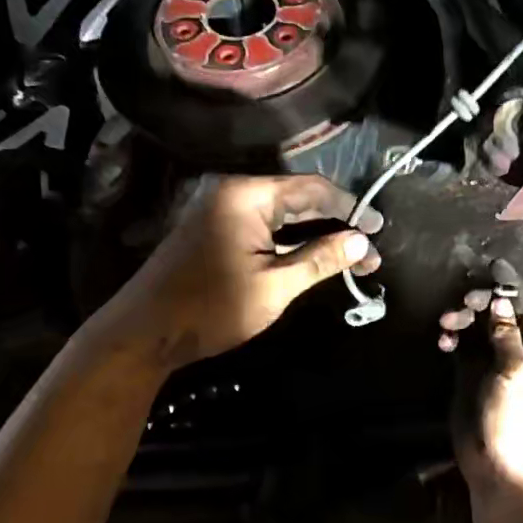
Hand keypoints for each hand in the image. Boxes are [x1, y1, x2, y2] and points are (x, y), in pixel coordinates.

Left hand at [83, 174, 382, 370]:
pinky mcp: (215, 230)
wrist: (143, 332)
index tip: (379, 228)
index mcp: (246, 195)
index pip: (311, 189)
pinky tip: (314, 257)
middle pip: (297, 199)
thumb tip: (362, 242)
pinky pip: (262, 227)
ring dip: (315, 235)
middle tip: (370, 250)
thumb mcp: (274, 286)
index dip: (349, 207)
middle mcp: (234, 193)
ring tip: (351, 258)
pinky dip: (289, 242)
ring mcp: (221, 211)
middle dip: (336, 224)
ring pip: (281, 216)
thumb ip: (320, 259)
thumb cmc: (211, 308)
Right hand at [439, 260, 522, 492]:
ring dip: (463, 318)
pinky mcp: (473, 373)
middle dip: (482, 302)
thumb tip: (501, 299)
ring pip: (479, 326)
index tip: (493, 265)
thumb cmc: (520, 424)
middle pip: (501, 314)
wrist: (500, 471)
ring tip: (447, 323)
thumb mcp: (517, 376)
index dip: (513, 286)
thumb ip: (506, 335)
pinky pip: (463, 344)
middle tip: (463, 302)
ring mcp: (497, 363)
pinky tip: (444, 341)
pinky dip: (453, 337)